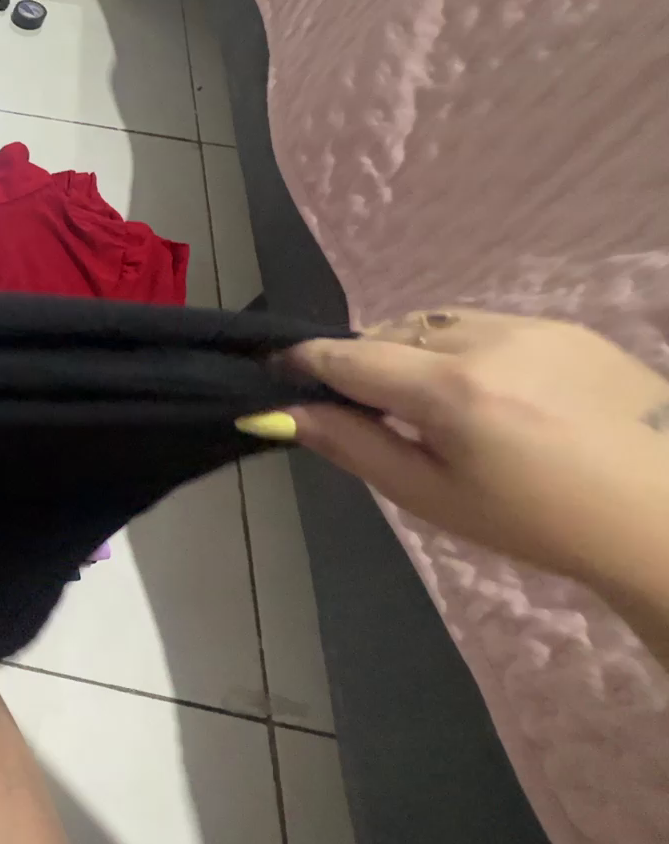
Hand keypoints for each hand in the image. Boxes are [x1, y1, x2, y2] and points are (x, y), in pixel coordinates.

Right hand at [276, 309, 668, 594]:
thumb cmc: (534, 520)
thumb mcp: (424, 492)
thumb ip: (347, 443)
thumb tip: (275, 412)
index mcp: (453, 390)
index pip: (348, 356)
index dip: (302, 360)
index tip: (272, 369)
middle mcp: (493, 342)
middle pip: (388, 333)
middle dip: (360, 361)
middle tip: (361, 408)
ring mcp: (539, 329)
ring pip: (433, 324)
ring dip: (405, 351)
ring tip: (420, 400)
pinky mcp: (571, 329)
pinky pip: (481, 325)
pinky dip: (452, 348)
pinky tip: (475, 391)